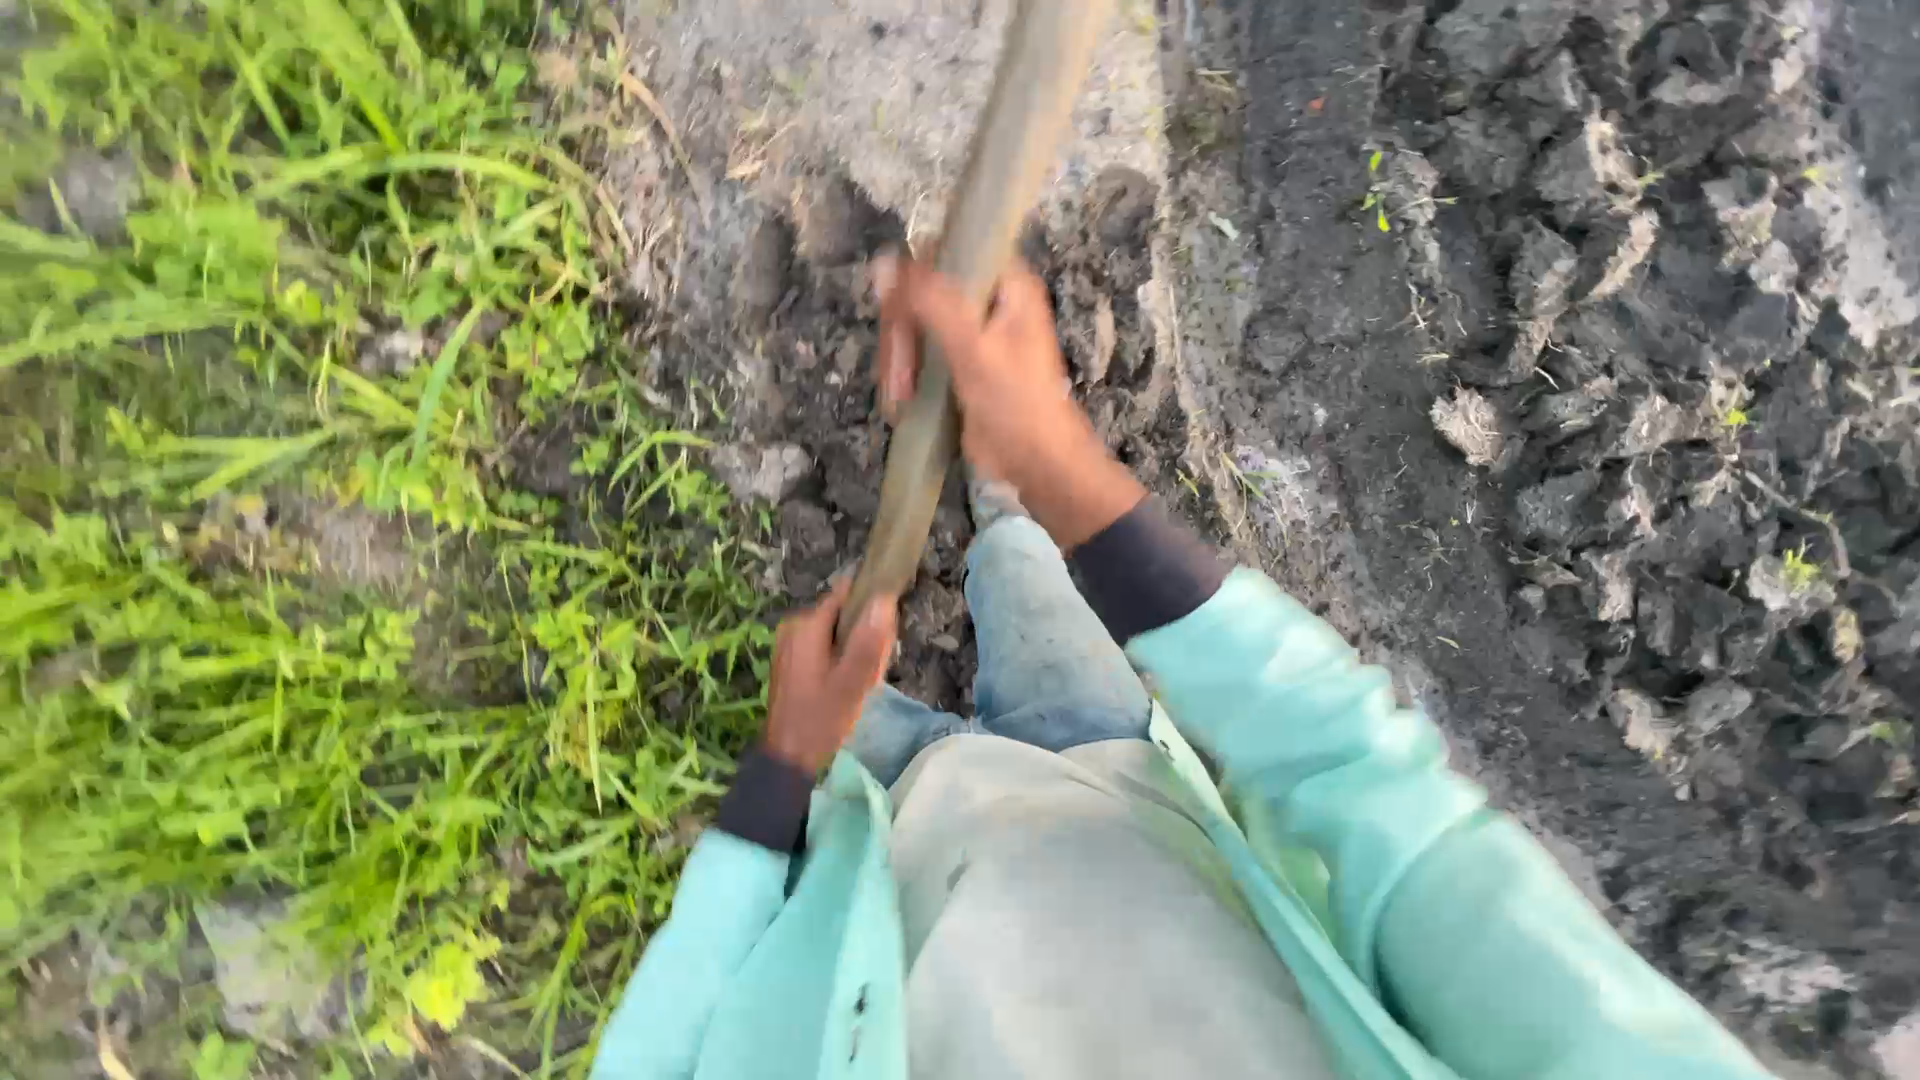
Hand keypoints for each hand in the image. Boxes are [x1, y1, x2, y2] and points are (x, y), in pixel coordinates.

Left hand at [763, 578, 896, 773]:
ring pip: (836, 632)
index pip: (846, 594)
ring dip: (855, 650)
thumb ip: (869, 639)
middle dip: (864, 634)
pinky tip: (849, 684)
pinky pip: (825, 647)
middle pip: (842, 614)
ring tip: (864, 680)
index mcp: (806, 625)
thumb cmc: (822, 718)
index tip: (886, 632)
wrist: (788, 757)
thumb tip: (884, 598)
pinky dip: (841, 659)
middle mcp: (794, 626)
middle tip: (874, 667)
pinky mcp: (792, 660)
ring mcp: (790, 643)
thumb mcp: (853, 681)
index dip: (870, 606)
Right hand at [872, 254, 1145, 547]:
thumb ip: (931, 302)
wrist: (1035, 462)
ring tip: (901, 397)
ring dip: (900, 363)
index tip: (898, 313)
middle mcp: (987, 303)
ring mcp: (970, 336)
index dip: (916, 276)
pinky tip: (904, 402)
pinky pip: (917, 357)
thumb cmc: (1016, 403)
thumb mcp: (973, 347)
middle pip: (921, 294)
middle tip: (900, 373)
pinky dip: (906, 378)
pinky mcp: (956, 367)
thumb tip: (884, 264)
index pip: (949, 253)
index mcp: (1005, 286)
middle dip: (903, 336)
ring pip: (913, 328)